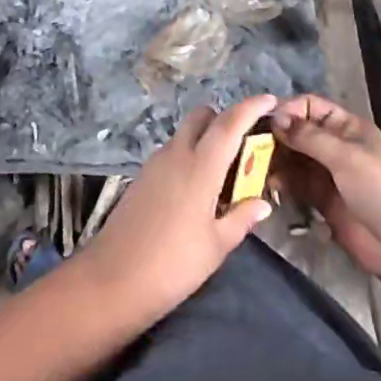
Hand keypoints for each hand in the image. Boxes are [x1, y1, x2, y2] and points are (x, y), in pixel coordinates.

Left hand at [74, 94, 278, 320]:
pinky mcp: (142, 176)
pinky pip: (172, 152)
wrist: (111, 280)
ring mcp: (155, 163)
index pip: (229, 124)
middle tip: (246, 143)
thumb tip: (262, 203)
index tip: (270, 100)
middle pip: (202, 117)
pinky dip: (190, 155)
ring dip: (206, 138)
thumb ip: (241, 218)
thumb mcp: (216, 246)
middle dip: (224, 118)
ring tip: (225, 172)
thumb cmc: (172, 265)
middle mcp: (176, 154)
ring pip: (185, 133)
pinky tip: (198, 187)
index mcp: (200, 166)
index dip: (251, 107)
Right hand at [271, 94, 380, 274]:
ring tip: (254, 168)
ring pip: (292, 158)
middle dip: (275, 136)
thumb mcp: (346, 156)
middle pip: (297, 132)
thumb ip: (308, 136)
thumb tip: (275, 118)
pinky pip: (295, 183)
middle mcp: (334, 145)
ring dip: (274, 160)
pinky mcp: (321, 200)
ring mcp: (327, 173)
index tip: (263, 122)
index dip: (287, 111)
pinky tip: (267, 186)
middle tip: (249, 147)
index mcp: (346, 126)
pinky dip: (280, 182)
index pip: (310, 106)